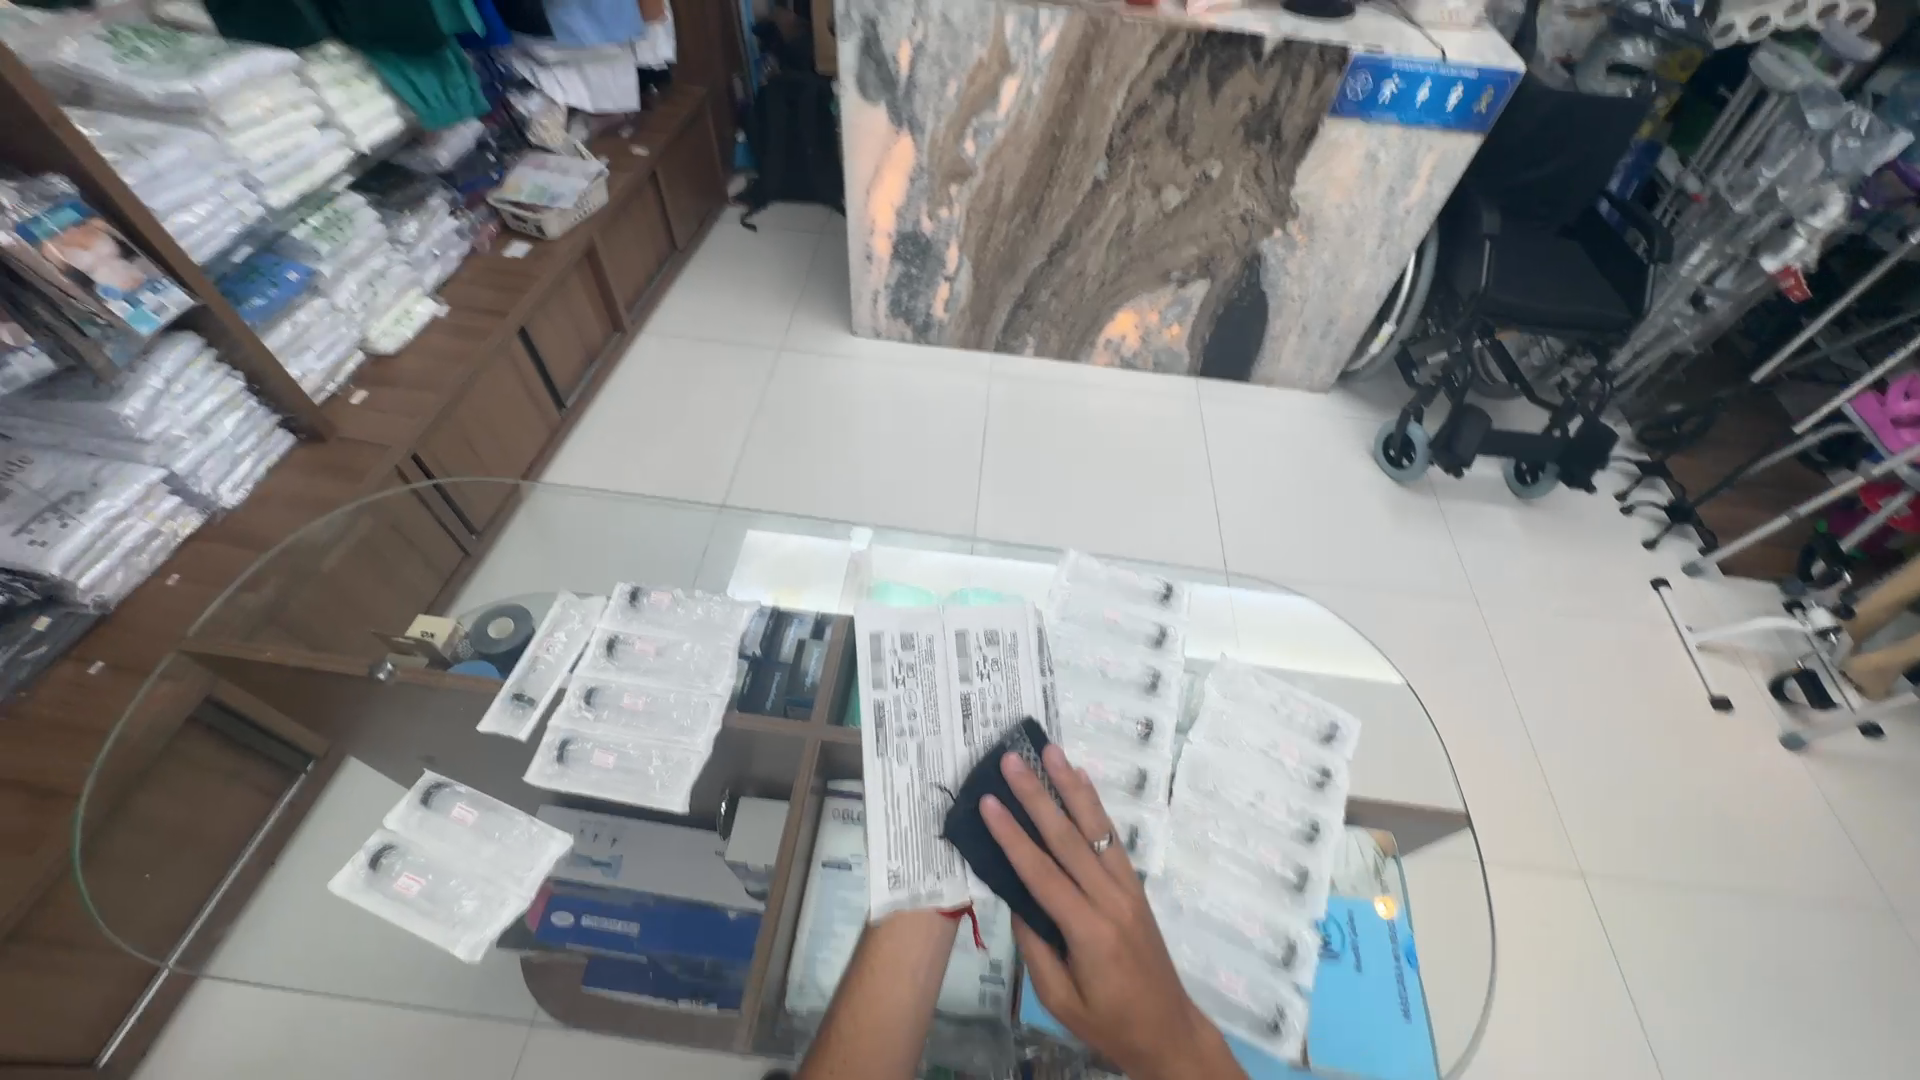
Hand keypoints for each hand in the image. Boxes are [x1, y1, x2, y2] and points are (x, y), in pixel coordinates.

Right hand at [981, 745, 1244, 1079]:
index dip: (1012, 836)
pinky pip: (1111, 837)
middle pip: (1067, 837)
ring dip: (1070, 785)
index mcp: (1088, 931)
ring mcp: (1127, 887)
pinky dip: (1095, 804)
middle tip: (1012, 761)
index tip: (988, 801)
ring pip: (1095, 826)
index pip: (1041, 873)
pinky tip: (1081, 779)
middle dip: (1036, 795)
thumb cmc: (1108, 1023)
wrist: (1169, 1032)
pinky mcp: (1134, 884)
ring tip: (1050, 751)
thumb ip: (1035, 945)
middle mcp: (1110, 899)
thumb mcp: (1058, 998)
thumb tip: (1017, 894)